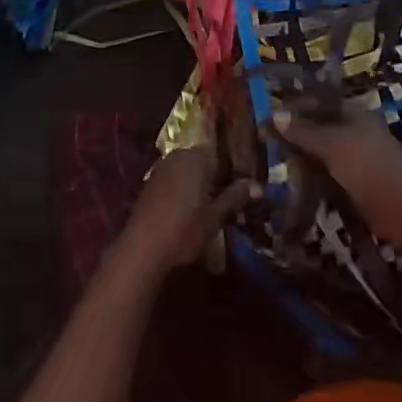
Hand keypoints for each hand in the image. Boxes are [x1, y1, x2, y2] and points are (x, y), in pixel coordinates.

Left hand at [117, 147, 258, 273]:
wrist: (143, 246)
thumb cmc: (185, 229)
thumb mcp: (215, 215)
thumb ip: (235, 196)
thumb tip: (257, 185)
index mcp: (195, 157)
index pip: (219, 155)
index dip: (231, 171)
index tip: (242, 189)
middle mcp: (177, 156)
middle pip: (202, 161)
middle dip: (216, 178)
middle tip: (230, 201)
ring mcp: (161, 168)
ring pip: (188, 170)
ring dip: (199, 184)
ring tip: (212, 208)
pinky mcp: (151, 182)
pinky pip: (174, 179)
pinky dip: (184, 189)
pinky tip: (190, 210)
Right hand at [274, 106, 401, 228]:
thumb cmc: (371, 170)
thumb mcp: (332, 146)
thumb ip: (303, 131)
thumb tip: (273, 113)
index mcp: (354, 113)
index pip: (318, 100)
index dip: (295, 105)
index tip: (269, 114)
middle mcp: (354, 131)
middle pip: (318, 126)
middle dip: (294, 132)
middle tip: (266, 139)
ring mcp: (355, 157)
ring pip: (320, 151)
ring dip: (300, 156)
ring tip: (273, 160)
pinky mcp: (354, 182)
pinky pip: (326, 173)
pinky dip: (310, 176)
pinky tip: (292, 180)